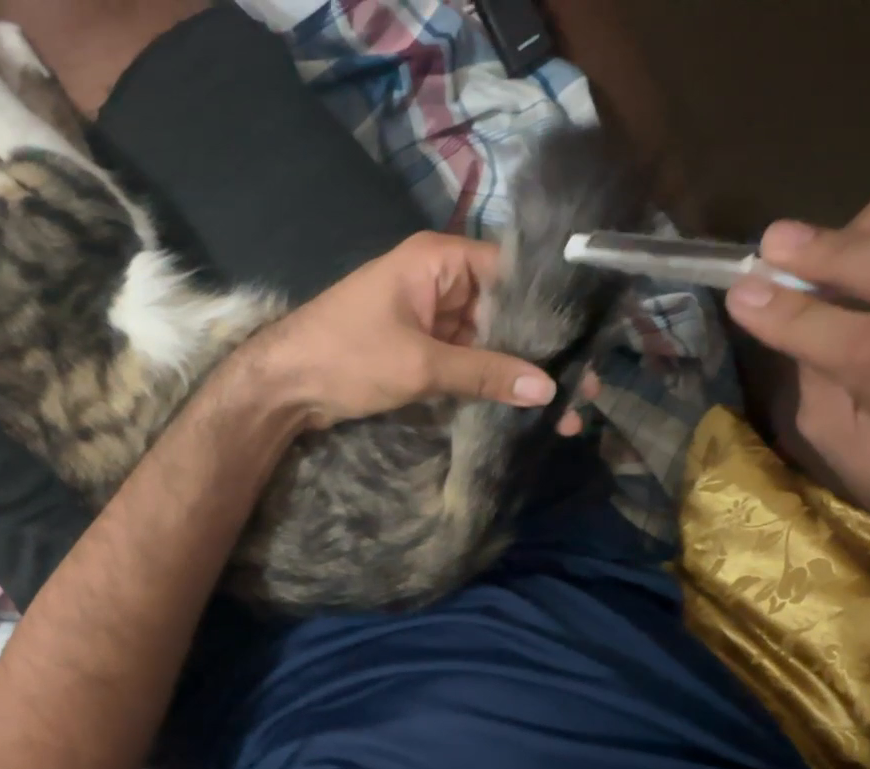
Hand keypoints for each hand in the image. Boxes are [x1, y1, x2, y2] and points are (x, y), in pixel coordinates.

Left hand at [242, 232, 578, 429]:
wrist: (281, 387)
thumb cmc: (346, 357)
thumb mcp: (420, 365)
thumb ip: (484, 375)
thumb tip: (547, 390)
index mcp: (438, 260)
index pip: (510, 272)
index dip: (548, 306)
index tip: (588, 340)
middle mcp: (439, 281)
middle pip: (502, 310)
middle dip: (539, 349)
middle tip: (584, 386)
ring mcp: (429, 317)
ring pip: (486, 340)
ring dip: (517, 371)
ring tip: (566, 406)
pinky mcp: (420, 349)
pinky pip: (465, 360)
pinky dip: (488, 382)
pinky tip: (523, 407)